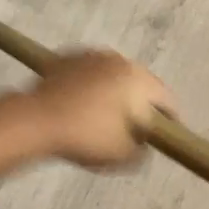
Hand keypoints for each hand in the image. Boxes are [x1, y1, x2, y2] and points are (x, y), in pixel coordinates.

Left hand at [28, 50, 175, 168]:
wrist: (38, 117)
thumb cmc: (88, 136)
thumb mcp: (128, 155)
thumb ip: (145, 146)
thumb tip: (143, 138)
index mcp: (137, 79)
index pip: (166, 99)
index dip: (169, 121)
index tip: (166, 138)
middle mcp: (116, 59)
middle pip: (139, 82)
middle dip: (141, 102)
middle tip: (138, 126)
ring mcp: (89, 54)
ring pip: (113, 74)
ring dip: (116, 90)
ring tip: (109, 114)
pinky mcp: (66, 56)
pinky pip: (89, 72)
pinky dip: (92, 84)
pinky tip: (84, 102)